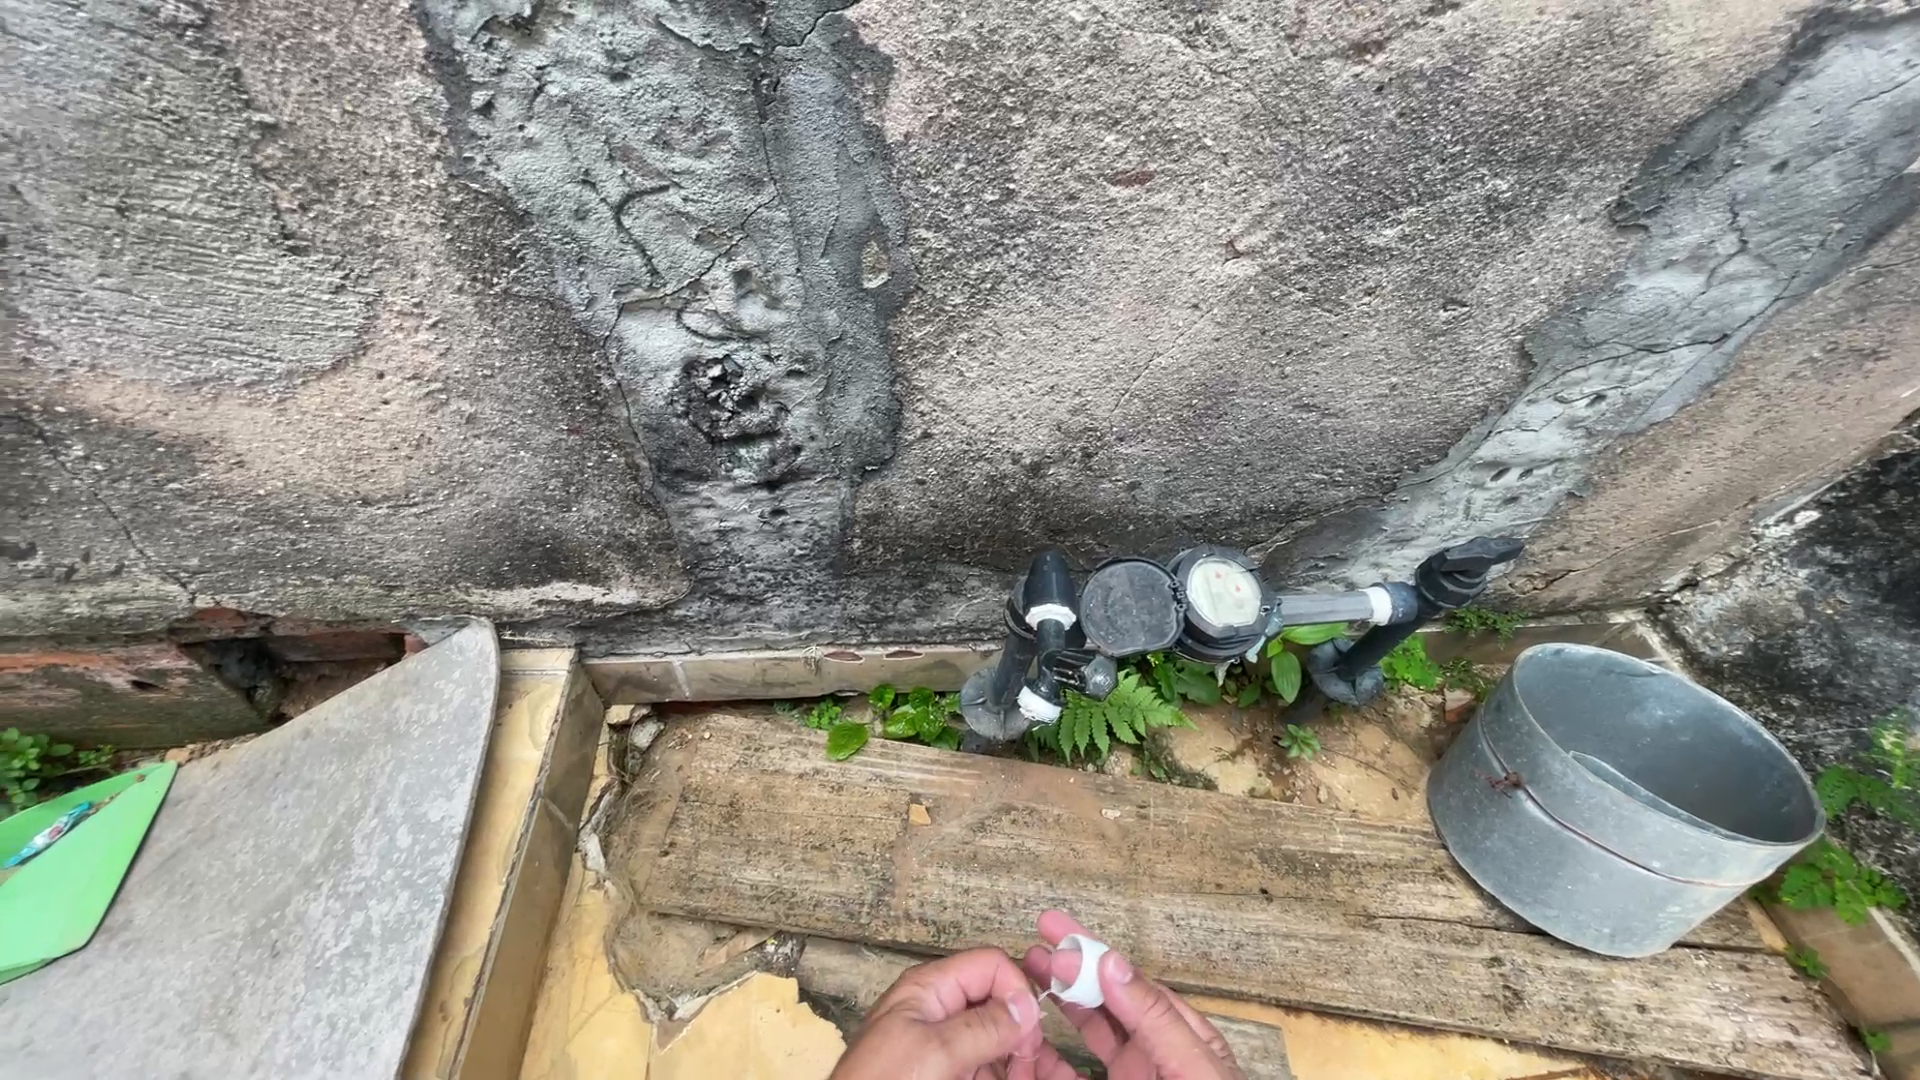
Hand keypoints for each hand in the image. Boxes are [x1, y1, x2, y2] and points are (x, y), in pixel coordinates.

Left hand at [830, 947, 1051, 1079]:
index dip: (1016, 991)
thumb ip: (982, 1026)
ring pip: (999, 1041)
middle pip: (999, 1004)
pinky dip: (1006, 1073)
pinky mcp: (950, 1075)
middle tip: (1033, 1066)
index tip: (1031, 1032)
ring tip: (1036, 1077)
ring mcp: (946, 1047)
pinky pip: (987, 1068)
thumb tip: (1026, 1006)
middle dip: (1024, 1030)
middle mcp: (942, 1011)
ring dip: (1021, 1058)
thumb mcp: (933, 1052)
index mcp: (932, 988)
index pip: (989, 965)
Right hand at [1022, 910, 1244, 1079]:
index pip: (1132, 982)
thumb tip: (1114, 964)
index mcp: (1183, 1038)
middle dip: (1071, 970)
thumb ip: (1156, 1020)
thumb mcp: (1196, 1072)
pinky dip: (1051, 1065)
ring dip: (1059, 1006)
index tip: (1057, 929)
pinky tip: (1029, 1049)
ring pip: (1090, 1036)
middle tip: (1033, 944)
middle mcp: (1156, 1056)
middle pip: (1107, 1001)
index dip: (1094, 951)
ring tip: (1028, 977)